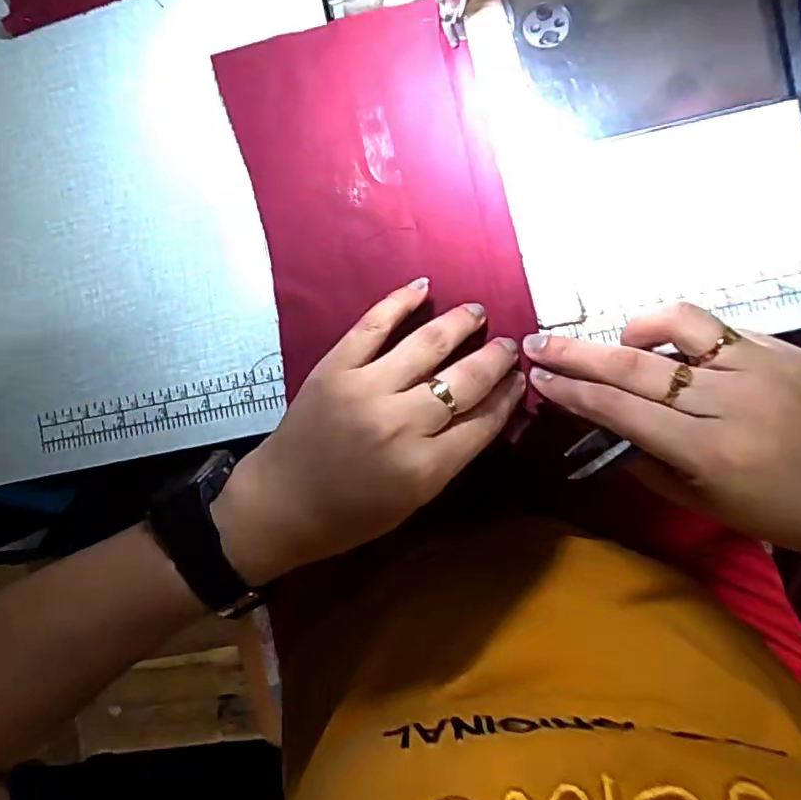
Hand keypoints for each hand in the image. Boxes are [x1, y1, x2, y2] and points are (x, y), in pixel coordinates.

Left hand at [213, 279, 523, 584]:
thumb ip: (452, 455)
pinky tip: (423, 286)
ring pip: (427, 344)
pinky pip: (373, 325)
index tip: (519, 378)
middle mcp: (401, 423)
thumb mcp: (414, 498)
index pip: (483, 421)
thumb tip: (488, 408)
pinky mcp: (336, 367)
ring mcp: (366, 388)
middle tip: (509, 343)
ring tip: (477, 311)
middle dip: (495, 358)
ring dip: (460, 323)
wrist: (281, 503)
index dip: (508, 396)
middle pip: (465, 379)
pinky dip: (400, 301)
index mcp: (424, 467)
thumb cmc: (351, 513)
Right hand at [524, 303, 800, 591]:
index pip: (623, 410)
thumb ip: (641, 457)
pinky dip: (684, 336)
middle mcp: (736, 402)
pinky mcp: (787, 348)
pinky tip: (676, 352)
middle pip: (638, 365)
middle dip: (579, 353)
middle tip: (541, 342)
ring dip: (635, 330)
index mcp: (712, 453)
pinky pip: (718, 328)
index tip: (539, 377)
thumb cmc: (770, 512)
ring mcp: (765, 367)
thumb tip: (595, 416)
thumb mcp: (697, 500)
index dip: (574, 391)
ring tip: (620, 344)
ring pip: (679, 323)